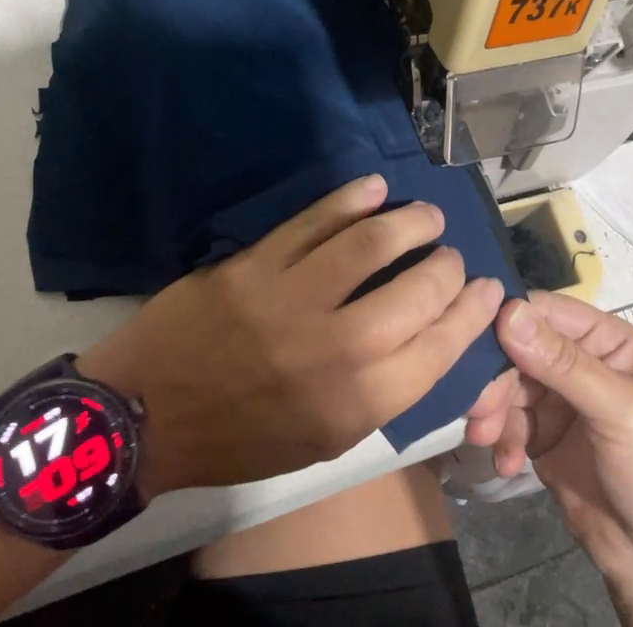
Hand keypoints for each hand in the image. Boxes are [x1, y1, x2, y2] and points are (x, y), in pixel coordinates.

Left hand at [78, 174, 509, 495]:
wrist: (146, 417)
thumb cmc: (241, 439)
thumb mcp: (323, 441)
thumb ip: (381, 393)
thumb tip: (429, 340)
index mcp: (359, 402)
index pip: (444, 345)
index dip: (474, 311)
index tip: (486, 289)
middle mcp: (339, 349)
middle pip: (420, 290)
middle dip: (448, 266)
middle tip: (448, 254)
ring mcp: (294, 300)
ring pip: (374, 243)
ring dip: (411, 222)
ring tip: (425, 216)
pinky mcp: (255, 265)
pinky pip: (315, 221)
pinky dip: (352, 199)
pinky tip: (375, 190)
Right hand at [489, 291, 632, 626]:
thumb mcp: (618, 410)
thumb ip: (563, 362)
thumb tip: (509, 312)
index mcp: (608, 342)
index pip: (548, 312)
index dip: (510, 319)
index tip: (472, 337)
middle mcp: (581, 364)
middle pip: (519, 350)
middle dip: (496, 377)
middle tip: (477, 407)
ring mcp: (560, 403)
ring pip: (508, 387)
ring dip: (492, 411)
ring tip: (485, 439)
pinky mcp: (543, 439)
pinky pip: (508, 424)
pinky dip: (500, 440)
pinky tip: (506, 463)